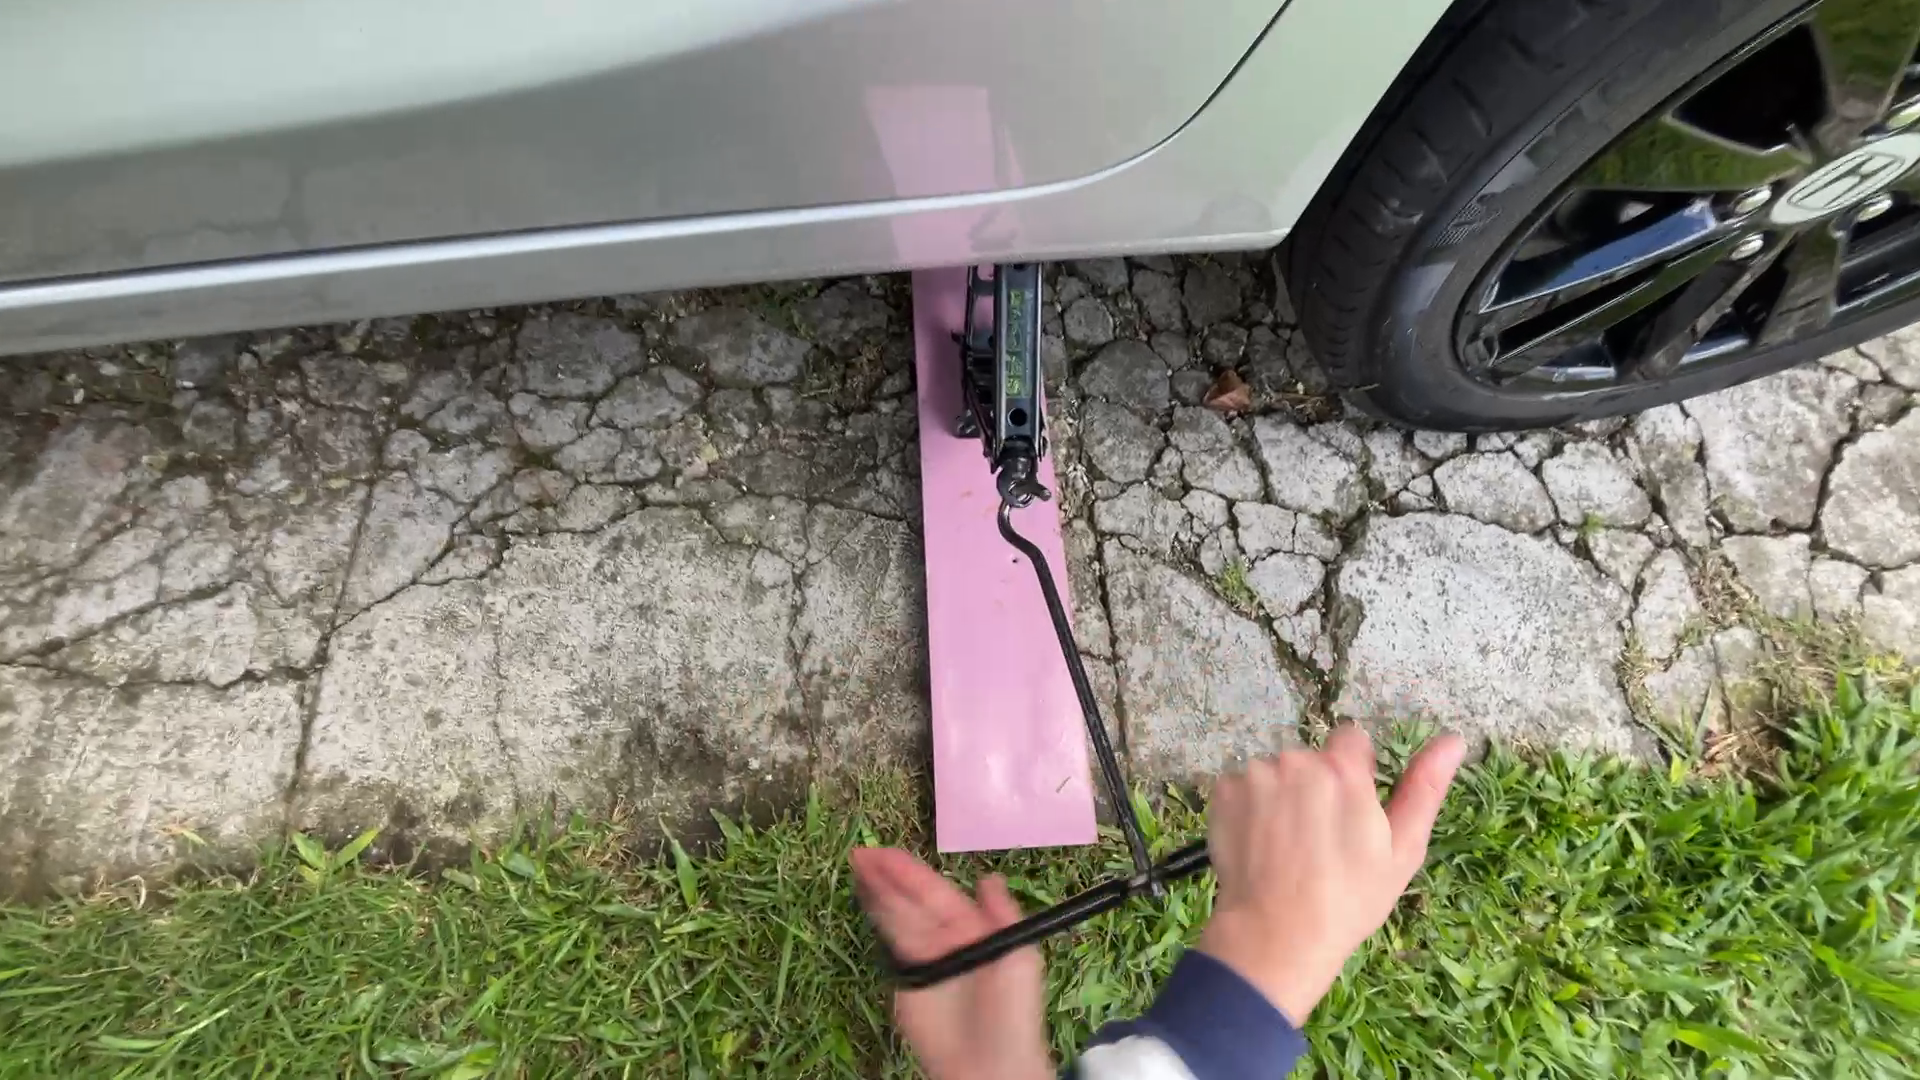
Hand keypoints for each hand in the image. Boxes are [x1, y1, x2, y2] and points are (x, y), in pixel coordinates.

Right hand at [850, 848, 1052, 1079]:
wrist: (991, 1067)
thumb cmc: (1013, 1011)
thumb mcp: (1019, 954)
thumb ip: (1001, 913)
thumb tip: (988, 877)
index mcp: (969, 925)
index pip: (934, 891)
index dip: (910, 872)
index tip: (885, 853)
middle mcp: (943, 936)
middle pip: (910, 900)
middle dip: (886, 876)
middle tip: (861, 853)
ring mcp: (923, 959)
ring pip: (896, 918)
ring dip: (877, 893)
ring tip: (856, 867)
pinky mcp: (906, 984)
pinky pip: (890, 947)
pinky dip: (876, 922)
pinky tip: (864, 901)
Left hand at [1198, 727, 1465, 1023]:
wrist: (1277, 929)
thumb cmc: (1350, 897)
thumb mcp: (1402, 848)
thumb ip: (1425, 787)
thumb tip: (1455, 740)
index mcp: (1342, 770)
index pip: (1350, 739)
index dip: (1354, 770)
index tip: (1351, 804)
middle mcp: (1295, 760)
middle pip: (1309, 759)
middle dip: (1316, 786)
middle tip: (1320, 836)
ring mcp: (1254, 773)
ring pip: (1274, 774)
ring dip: (1281, 796)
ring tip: (1287, 843)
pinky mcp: (1223, 789)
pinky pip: (1242, 788)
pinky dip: (1248, 807)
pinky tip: (1258, 841)